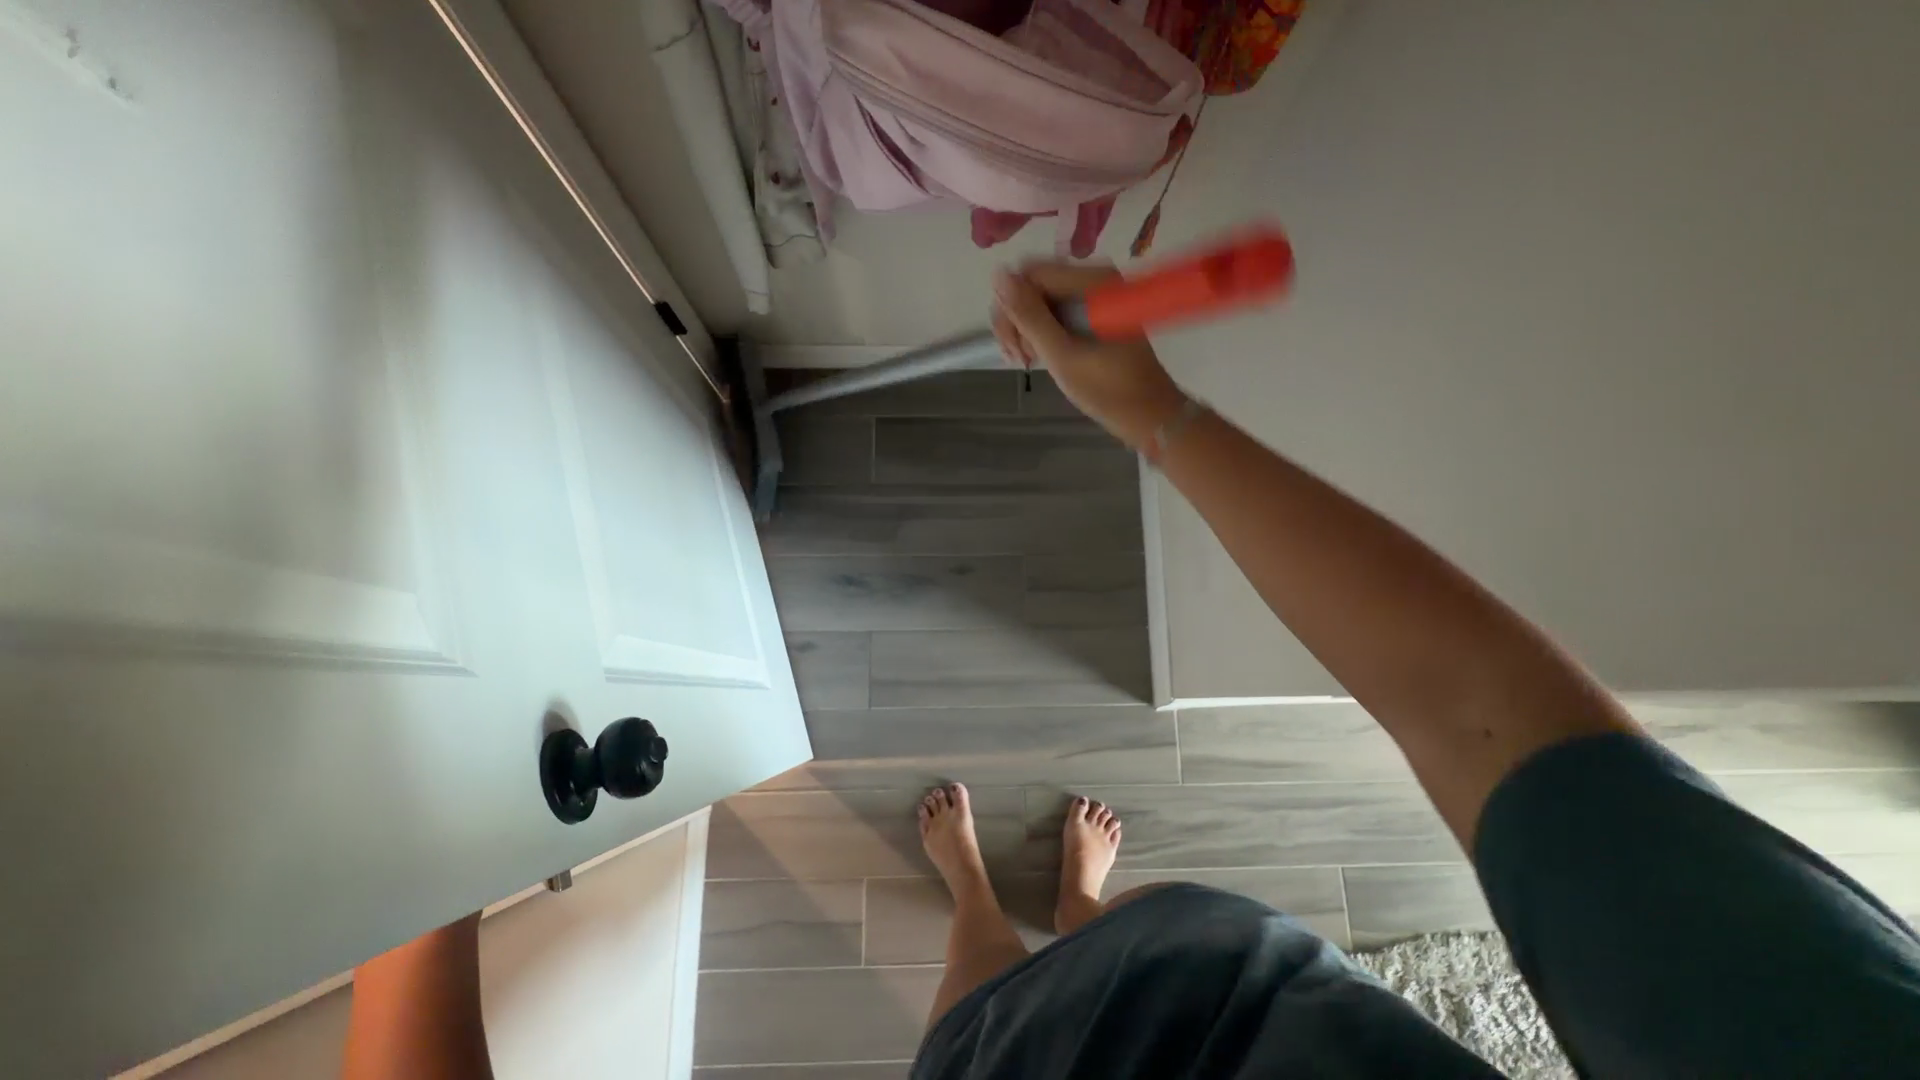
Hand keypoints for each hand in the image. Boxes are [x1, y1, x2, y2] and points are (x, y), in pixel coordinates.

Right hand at [991, 260, 1188, 449]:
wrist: (1147, 414)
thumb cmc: (1108, 390)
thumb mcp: (1061, 355)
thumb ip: (1029, 316)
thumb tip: (998, 275)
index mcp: (1093, 281)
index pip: (1031, 274)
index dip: (1012, 307)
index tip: (1012, 346)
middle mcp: (1093, 278)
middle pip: (1033, 284)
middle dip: (1017, 320)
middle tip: (1018, 358)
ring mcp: (1092, 294)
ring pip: (1038, 300)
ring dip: (1024, 330)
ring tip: (1027, 361)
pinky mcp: (1091, 311)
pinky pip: (1053, 311)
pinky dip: (1039, 334)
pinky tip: (1035, 356)